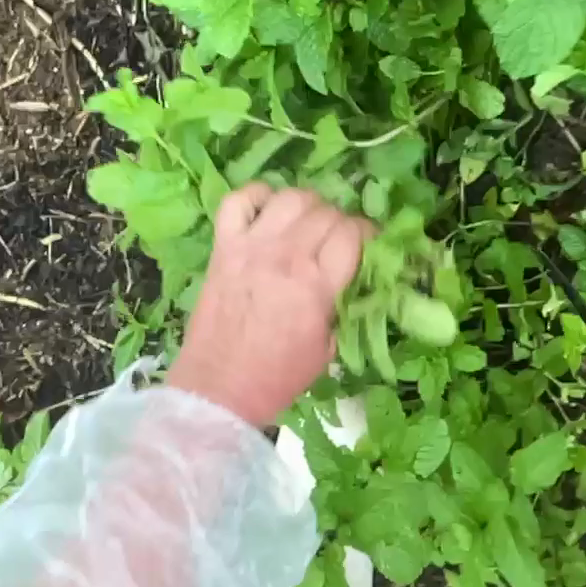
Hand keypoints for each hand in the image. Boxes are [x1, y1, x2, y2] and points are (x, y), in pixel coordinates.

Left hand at [168, 185, 372, 426]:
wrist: (218, 390)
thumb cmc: (277, 376)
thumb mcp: (328, 347)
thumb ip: (344, 304)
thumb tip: (359, 277)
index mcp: (315, 285)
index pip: (352, 233)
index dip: (367, 234)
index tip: (367, 244)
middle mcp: (285, 256)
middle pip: (326, 212)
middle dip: (340, 221)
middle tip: (337, 239)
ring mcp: (251, 246)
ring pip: (290, 197)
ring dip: (307, 205)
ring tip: (307, 222)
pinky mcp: (223, 246)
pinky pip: (240, 200)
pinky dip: (257, 196)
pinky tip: (268, 211)